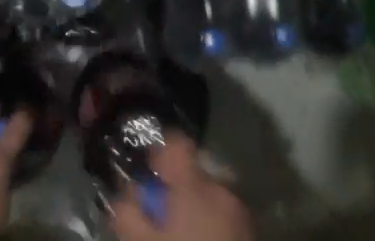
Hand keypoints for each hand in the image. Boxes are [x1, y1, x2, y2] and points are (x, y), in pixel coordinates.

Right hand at [110, 136, 252, 240]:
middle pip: (193, 171)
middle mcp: (221, 189)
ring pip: (210, 193)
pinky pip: (224, 212)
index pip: (177, 144)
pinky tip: (200, 240)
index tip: (149, 174)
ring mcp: (240, 210)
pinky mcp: (250, 230)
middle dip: (175, 188)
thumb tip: (124, 195)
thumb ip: (128, 214)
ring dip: (194, 206)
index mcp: (194, 186)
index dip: (160, 153)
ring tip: (181, 233)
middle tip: (160, 217)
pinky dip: (210, 220)